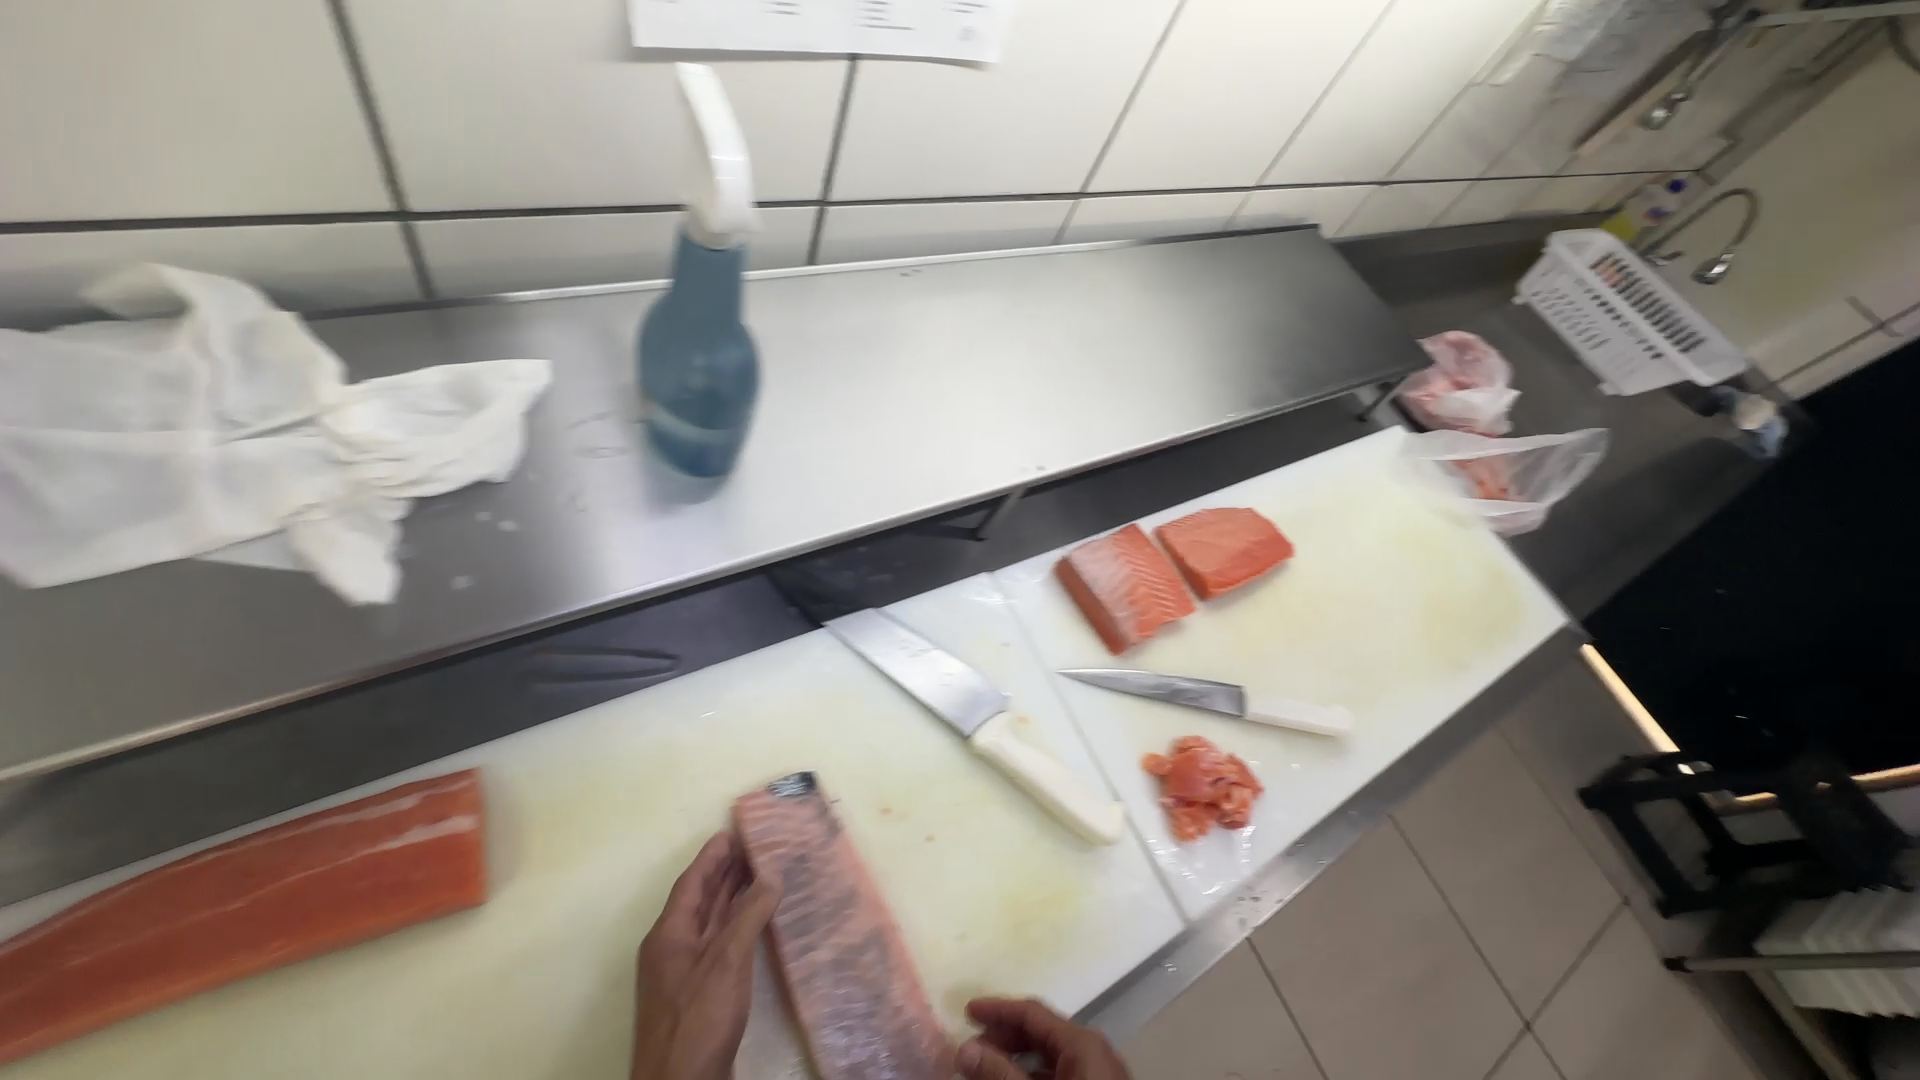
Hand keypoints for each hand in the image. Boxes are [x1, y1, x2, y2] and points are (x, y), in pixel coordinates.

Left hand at [631, 832, 781, 1079]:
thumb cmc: (699, 1018)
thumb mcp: (727, 959)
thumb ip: (748, 914)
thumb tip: (770, 874)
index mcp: (669, 935)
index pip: (691, 883)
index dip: (711, 857)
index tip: (732, 832)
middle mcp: (673, 949)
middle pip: (699, 900)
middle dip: (724, 873)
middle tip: (754, 847)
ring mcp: (685, 974)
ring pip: (710, 923)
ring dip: (733, 899)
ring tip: (760, 875)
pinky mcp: (700, 996)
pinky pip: (719, 946)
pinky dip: (738, 927)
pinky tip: (757, 926)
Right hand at [955, 997, 1132, 1079]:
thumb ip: (1000, 1074)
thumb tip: (966, 1050)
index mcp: (1081, 1042)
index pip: (1032, 1012)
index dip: (997, 1009)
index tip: (967, 1012)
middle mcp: (1091, 1050)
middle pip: (1040, 1032)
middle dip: (1004, 1037)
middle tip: (973, 1049)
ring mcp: (1096, 1073)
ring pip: (1049, 1056)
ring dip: (1016, 1059)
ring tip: (987, 1070)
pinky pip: (1059, 1075)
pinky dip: (1033, 1076)